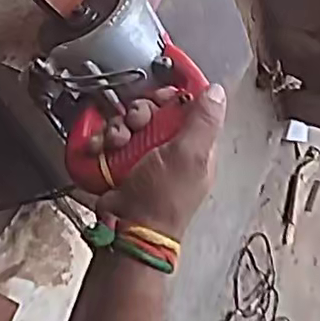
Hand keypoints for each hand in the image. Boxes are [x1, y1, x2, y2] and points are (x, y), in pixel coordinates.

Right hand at [91, 84, 225, 240]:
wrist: (127, 228)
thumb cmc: (162, 198)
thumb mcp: (188, 156)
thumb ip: (203, 121)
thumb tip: (217, 92)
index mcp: (193, 145)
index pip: (184, 105)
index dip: (169, 97)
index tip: (158, 100)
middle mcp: (168, 147)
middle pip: (150, 110)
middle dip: (138, 114)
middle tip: (135, 125)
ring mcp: (142, 155)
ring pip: (126, 122)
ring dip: (117, 128)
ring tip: (116, 144)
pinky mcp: (118, 162)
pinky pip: (108, 138)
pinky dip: (102, 141)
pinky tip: (102, 149)